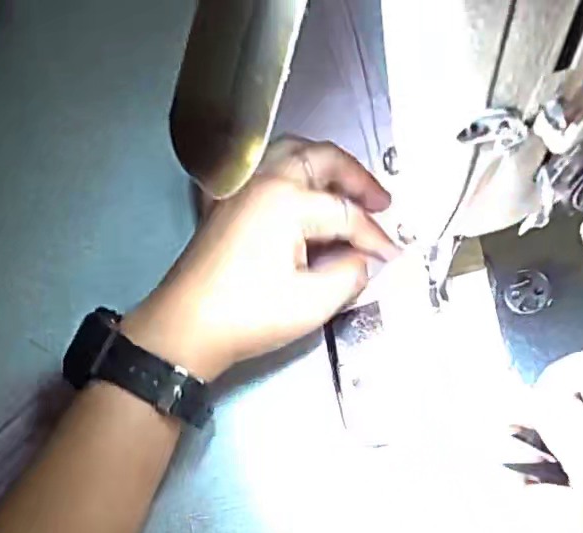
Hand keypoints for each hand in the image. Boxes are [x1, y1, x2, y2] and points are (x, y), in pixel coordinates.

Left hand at [122, 138, 400, 380]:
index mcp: (286, 200)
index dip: (375, 237)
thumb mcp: (313, 303)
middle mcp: (263, 181)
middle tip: (382, 203)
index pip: (346, 212)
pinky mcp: (230, 206)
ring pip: (293, 156)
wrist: (189, 326)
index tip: (393, 257)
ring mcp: (242, 190)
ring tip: (349, 194)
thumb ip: (350, 276)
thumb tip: (364, 262)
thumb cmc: (249, 315)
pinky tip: (305, 199)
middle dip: (357, 180)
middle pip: (321, 160)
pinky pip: (269, 173)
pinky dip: (297, 176)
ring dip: (327, 169)